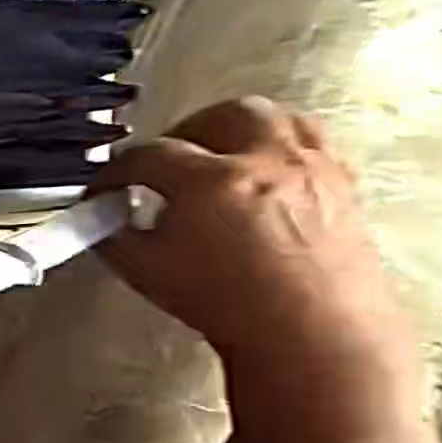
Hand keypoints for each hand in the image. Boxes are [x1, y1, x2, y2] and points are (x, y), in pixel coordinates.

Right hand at [92, 96, 408, 364]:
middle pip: (220, 114)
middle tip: (160, 161)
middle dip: (181, 133)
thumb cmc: (222, 300)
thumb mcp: (142, 269)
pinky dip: (272, 143)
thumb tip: (102, 217)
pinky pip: (306, 137)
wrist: (306, 328)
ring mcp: (310, 165)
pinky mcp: (339, 179)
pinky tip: (253, 172)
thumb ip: (113, 233)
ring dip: (232, 129)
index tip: (102, 188)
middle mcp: (266, 160)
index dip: (113, 171)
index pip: (146, 156)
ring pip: (272, 115)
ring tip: (210, 156)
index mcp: (209, 181)